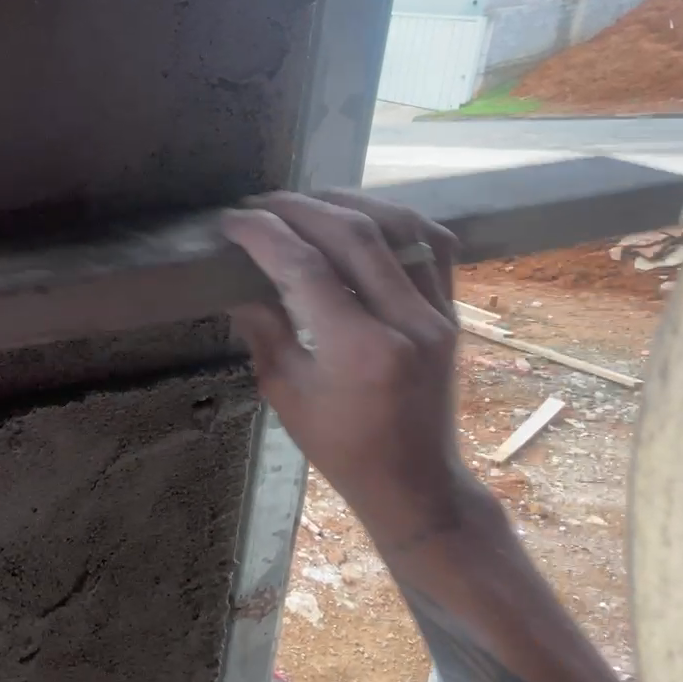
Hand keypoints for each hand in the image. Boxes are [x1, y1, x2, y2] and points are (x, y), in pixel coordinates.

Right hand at [221, 192, 466, 542]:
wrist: (415, 481)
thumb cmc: (339, 446)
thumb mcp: (283, 390)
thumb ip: (263, 327)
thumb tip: (237, 280)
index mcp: (360, 349)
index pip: (306, 266)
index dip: (263, 234)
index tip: (230, 221)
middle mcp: (408, 321)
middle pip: (354, 234)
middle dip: (297, 208)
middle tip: (257, 205)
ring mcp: (438, 312)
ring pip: (399, 226)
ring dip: (345, 202)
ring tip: (302, 200)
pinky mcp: (452, 310)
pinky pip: (433, 242)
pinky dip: (394, 218)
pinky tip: (359, 216)